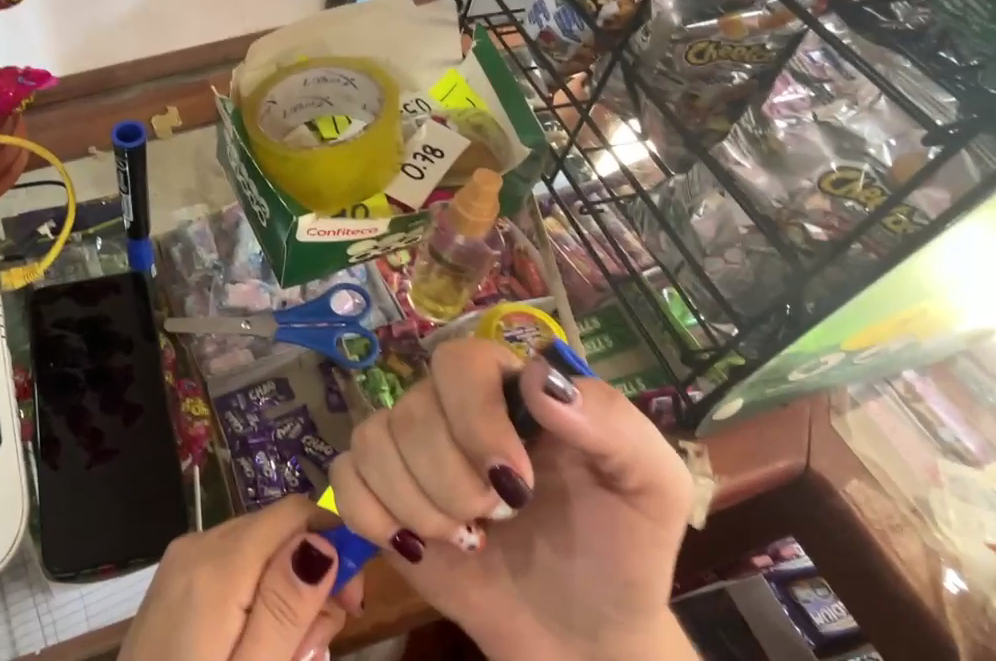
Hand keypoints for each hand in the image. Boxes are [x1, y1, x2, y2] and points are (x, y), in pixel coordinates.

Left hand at [121, 495, 366, 660]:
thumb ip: (287, 606)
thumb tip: (324, 539)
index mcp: (219, 564)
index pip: (295, 512)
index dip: (335, 545)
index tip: (350, 604)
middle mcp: (198, 544)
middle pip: (279, 531)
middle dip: (311, 579)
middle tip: (312, 647)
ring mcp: (182, 559)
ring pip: (260, 550)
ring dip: (285, 593)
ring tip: (284, 653)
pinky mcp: (177, 578)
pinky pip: (234, 566)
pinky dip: (257, 596)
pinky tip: (254, 645)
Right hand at [327, 339, 695, 659]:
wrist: (582, 637)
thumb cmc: (620, 554)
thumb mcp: (650, 487)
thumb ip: (613, 422)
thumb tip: (537, 379)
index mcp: (510, 391)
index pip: (459, 361)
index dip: (475, 418)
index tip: (515, 484)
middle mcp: (451, 409)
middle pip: (413, 411)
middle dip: (455, 483)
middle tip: (500, 522)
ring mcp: (409, 451)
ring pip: (373, 442)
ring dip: (420, 506)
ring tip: (468, 540)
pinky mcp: (380, 495)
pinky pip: (345, 478)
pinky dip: (375, 516)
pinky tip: (418, 546)